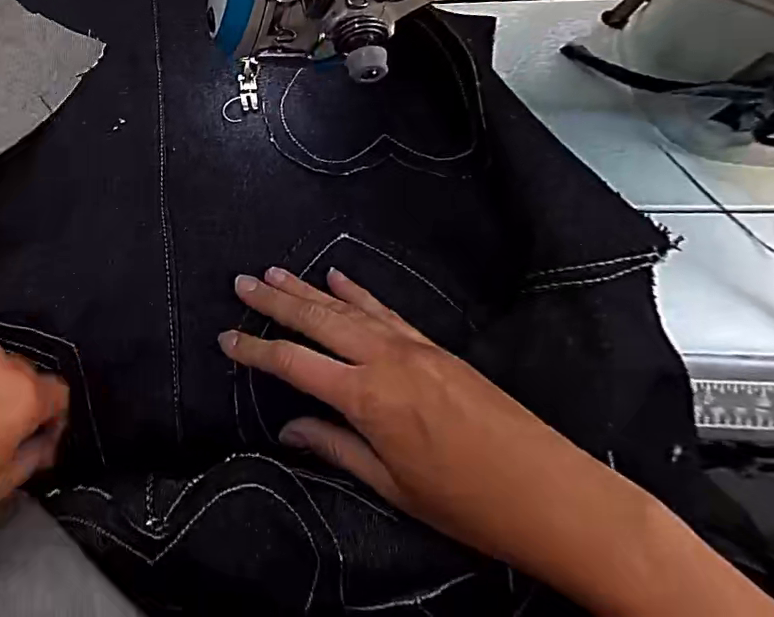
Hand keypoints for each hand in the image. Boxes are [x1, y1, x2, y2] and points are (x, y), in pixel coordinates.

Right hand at [219, 268, 773, 616]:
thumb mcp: (392, 485)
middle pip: (317, 321)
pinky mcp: (433, 345)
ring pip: (347, 309)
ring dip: (309, 289)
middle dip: (276, 301)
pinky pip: (385, 310)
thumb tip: (290, 426)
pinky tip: (339, 277)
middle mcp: (384, 360)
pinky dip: (358, 293)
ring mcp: (411, 346)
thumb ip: (336, 446)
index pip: (295, 364)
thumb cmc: (465, 501)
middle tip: (241, 281)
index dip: (256, 350)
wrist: (547, 488)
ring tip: (275, 271)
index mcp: (367, 398)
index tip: (226, 336)